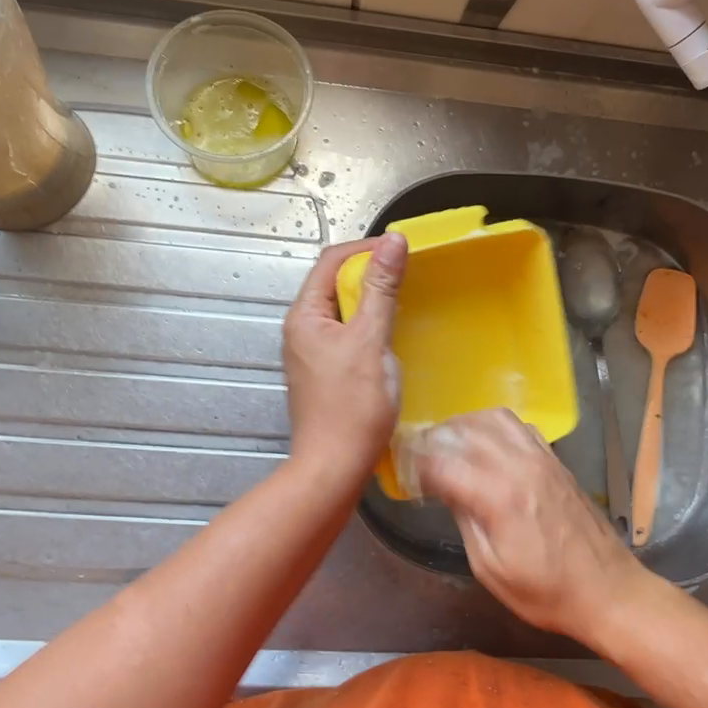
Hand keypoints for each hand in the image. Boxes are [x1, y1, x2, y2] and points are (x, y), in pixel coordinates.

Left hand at [282, 233, 407, 484]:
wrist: (335, 466)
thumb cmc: (352, 407)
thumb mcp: (371, 340)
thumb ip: (381, 289)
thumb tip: (392, 242)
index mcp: (305, 315)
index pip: (332, 260)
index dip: (366, 248)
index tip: (400, 249)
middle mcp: (301, 328)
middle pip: (335, 282)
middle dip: (370, 272)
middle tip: (406, 275)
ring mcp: (311, 351)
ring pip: (343, 309)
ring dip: (371, 299)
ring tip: (403, 302)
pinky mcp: (325, 371)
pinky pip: (347, 333)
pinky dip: (369, 325)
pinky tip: (390, 336)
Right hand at [411, 409, 650, 642]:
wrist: (608, 590)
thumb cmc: (545, 592)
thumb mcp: (490, 569)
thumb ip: (464, 520)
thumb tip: (443, 488)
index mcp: (499, 497)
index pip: (442, 462)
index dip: (415, 465)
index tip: (404, 477)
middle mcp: (520, 465)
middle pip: (463, 431)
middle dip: (432, 440)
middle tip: (417, 458)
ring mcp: (541, 458)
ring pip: (491, 418)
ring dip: (462, 426)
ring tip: (447, 446)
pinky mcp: (555, 459)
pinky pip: (518, 425)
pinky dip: (492, 426)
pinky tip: (484, 446)